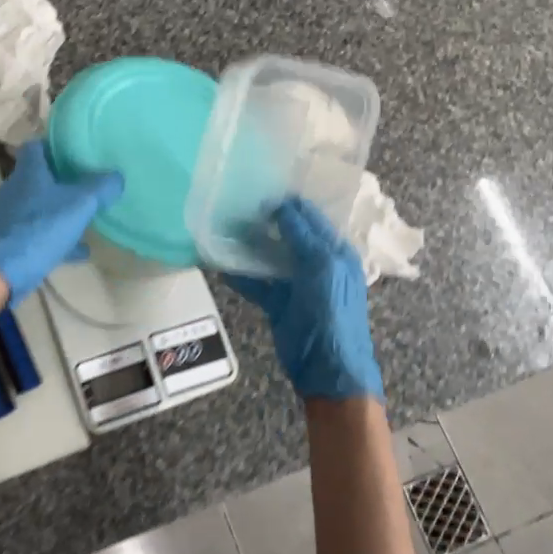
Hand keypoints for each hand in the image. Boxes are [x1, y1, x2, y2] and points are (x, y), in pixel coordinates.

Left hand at [0, 141, 123, 303]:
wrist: (0, 274)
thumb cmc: (39, 231)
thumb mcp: (79, 206)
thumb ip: (100, 188)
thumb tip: (117, 176)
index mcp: (28, 172)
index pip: (37, 146)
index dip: (56, 145)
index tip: (77, 151)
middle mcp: (14, 188)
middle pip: (39, 176)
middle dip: (62, 179)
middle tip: (88, 183)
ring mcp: (8, 215)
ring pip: (38, 205)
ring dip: (60, 209)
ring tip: (86, 217)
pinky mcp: (7, 240)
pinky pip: (37, 232)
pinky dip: (56, 237)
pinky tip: (78, 251)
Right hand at [225, 197, 382, 402]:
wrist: (327, 367)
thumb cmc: (331, 311)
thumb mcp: (321, 266)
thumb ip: (302, 235)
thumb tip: (281, 205)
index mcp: (335, 251)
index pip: (311, 217)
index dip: (289, 203)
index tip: (260, 186)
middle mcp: (316, 263)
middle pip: (288, 234)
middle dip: (264, 220)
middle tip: (235, 202)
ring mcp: (296, 283)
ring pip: (268, 256)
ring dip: (249, 245)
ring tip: (223, 226)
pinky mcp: (277, 303)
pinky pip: (255, 283)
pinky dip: (238, 274)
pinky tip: (218, 263)